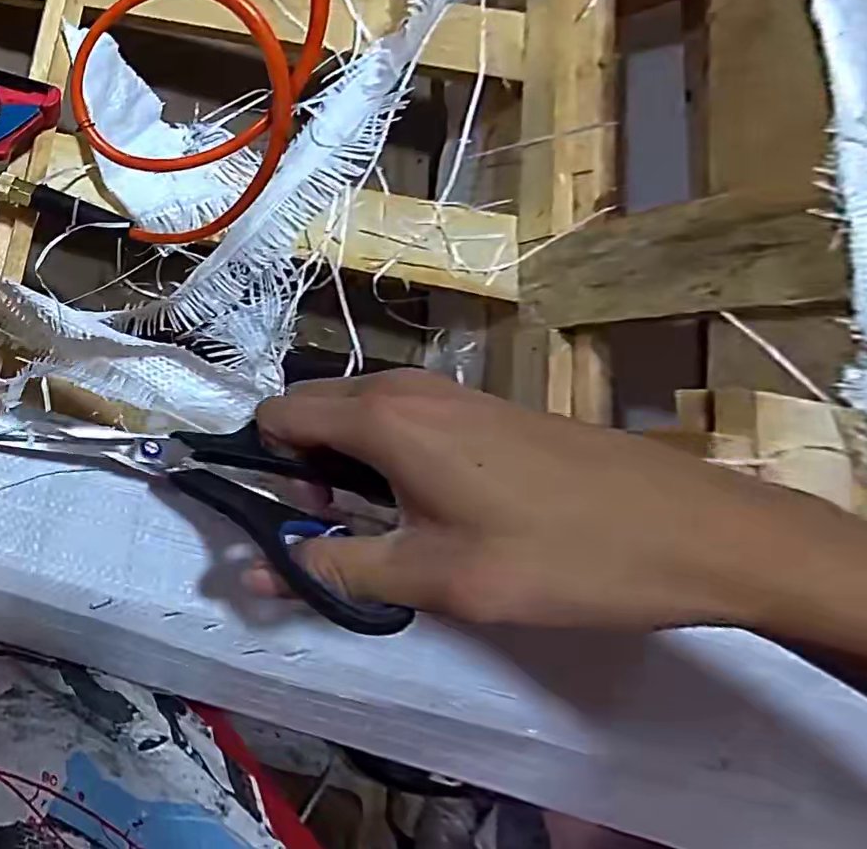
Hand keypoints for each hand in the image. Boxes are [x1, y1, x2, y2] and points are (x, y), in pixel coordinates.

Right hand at [245, 369, 860, 631]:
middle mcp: (395, 386)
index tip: (313, 510)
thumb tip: (253, 573)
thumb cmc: (561, 554)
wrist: (710, 532)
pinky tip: (427, 485)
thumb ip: (335, 569)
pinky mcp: (465, 396)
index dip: (271, 464)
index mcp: (378, 418)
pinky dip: (373, 438)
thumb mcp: (438, 578)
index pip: (273, 416)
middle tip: (345, 512)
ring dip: (335, 448)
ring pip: (341, 404)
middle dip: (299, 456)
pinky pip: (383, 405)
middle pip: (302, 405)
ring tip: (388, 504)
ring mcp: (435, 386)